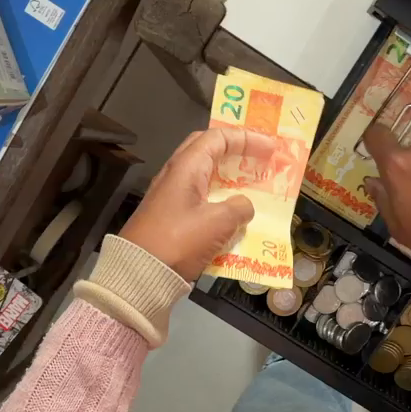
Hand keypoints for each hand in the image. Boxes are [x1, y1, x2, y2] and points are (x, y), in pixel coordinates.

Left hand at [120, 127, 275, 280]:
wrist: (140, 274)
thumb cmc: (179, 241)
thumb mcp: (218, 222)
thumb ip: (239, 208)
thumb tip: (245, 206)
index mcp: (186, 166)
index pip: (218, 137)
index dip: (247, 138)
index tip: (271, 149)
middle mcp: (176, 175)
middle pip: (209, 151)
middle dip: (236, 152)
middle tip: (259, 158)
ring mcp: (172, 196)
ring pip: (205, 177)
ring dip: (230, 178)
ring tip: (253, 185)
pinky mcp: (171, 217)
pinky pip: (201, 199)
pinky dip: (221, 201)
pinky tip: (236, 215)